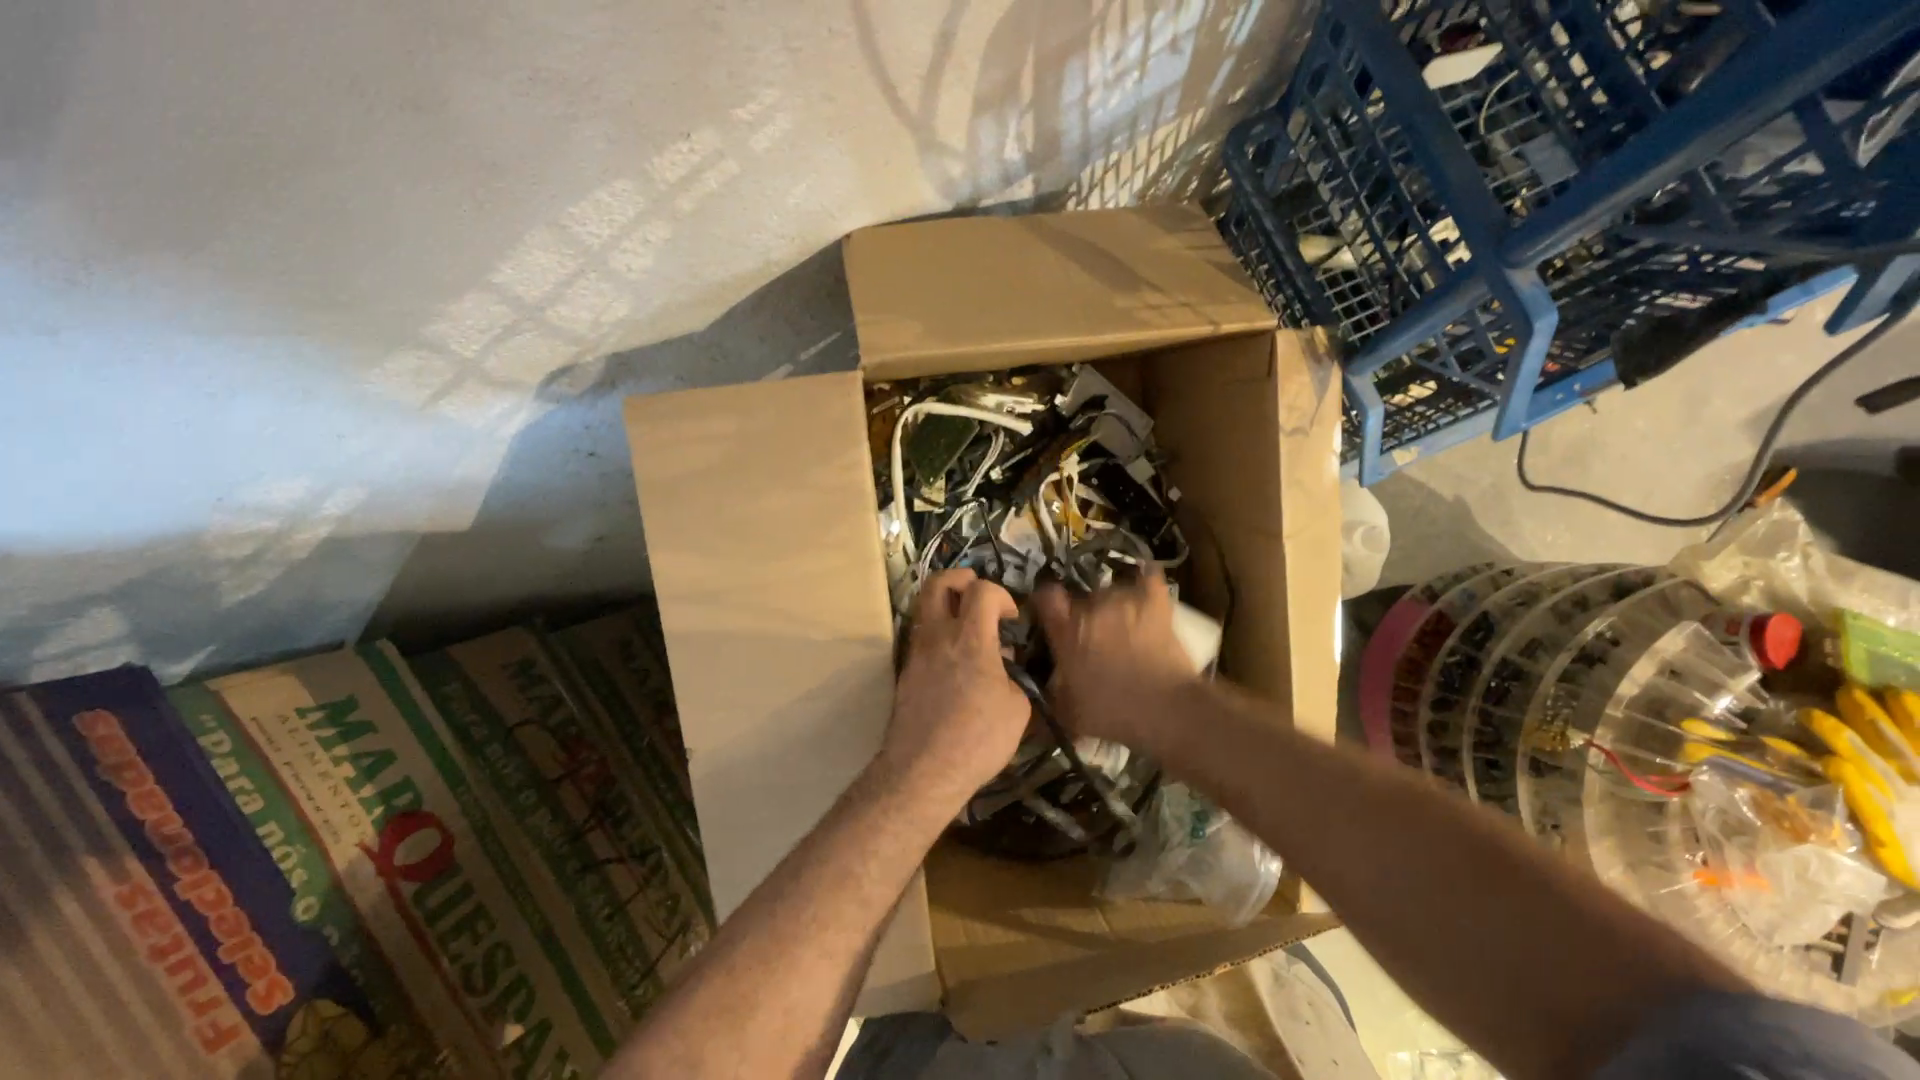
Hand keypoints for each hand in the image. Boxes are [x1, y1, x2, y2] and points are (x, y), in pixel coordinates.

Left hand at [878, 569, 1030, 804]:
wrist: (924, 770)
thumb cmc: (978, 739)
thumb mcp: (1017, 709)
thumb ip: (1013, 677)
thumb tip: (1001, 664)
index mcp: (970, 639)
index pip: (982, 591)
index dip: (1001, 594)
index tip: (1011, 617)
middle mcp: (937, 637)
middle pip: (937, 583)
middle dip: (960, 579)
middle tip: (977, 593)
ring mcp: (916, 654)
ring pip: (924, 609)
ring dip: (946, 607)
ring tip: (969, 630)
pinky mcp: (905, 674)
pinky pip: (922, 639)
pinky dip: (939, 637)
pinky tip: (957, 663)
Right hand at [1032, 565, 1196, 751]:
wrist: (1164, 709)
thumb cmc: (1111, 713)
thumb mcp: (1068, 711)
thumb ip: (1052, 691)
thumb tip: (1046, 687)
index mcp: (1065, 630)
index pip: (1045, 596)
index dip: (1047, 603)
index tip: (1052, 615)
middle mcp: (1090, 606)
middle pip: (1081, 596)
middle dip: (1084, 613)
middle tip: (1093, 637)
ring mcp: (1123, 598)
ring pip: (1112, 590)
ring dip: (1114, 605)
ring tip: (1125, 625)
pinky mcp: (1155, 599)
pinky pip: (1148, 575)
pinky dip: (1145, 579)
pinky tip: (1146, 586)